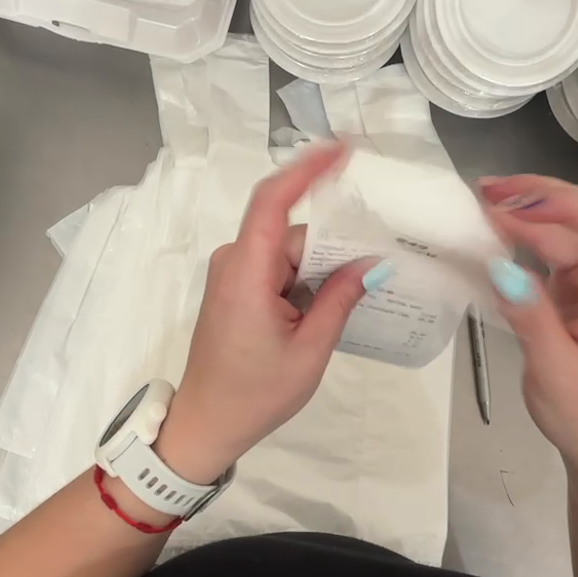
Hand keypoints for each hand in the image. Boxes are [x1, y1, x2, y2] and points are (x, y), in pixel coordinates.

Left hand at [155, 143, 382, 483]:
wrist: (205, 427)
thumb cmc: (254, 395)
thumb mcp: (309, 351)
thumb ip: (339, 300)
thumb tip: (370, 262)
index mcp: (247, 272)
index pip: (273, 201)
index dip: (307, 169)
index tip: (342, 150)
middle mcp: (234, 262)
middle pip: (291, 233)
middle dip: (332, 249)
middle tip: (373, 270)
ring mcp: (231, 275)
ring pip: (287, 253)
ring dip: (319, 271)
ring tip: (352, 300)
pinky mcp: (234, 289)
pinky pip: (276, 269)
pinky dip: (304, 281)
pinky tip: (327, 306)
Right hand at [479, 176, 577, 473]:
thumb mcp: (557, 374)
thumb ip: (531, 318)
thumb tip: (498, 266)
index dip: (565, 204)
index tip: (514, 204)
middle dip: (538, 201)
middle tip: (486, 193)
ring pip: (562, 238)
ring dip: (524, 220)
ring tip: (481, 211)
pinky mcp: (573, 299)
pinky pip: (547, 261)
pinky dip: (519, 247)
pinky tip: (491, 241)